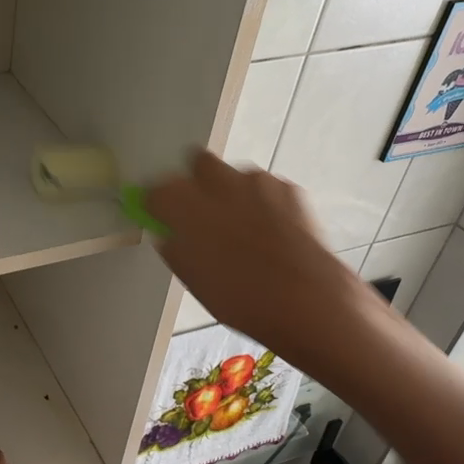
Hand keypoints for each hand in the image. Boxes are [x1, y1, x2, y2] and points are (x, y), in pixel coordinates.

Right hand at [146, 150, 390, 376]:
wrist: (307, 301)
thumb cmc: (240, 298)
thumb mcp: (192, 278)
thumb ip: (175, 246)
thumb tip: (169, 233)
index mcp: (184, 205)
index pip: (156, 188)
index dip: (157, 202)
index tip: (160, 215)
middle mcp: (217, 182)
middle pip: (197, 163)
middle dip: (196, 182)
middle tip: (202, 212)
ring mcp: (255, 181)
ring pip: (233, 174)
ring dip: (231, 191)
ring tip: (244, 227)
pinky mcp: (287, 188)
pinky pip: (265, 187)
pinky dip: (262, 202)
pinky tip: (271, 231)